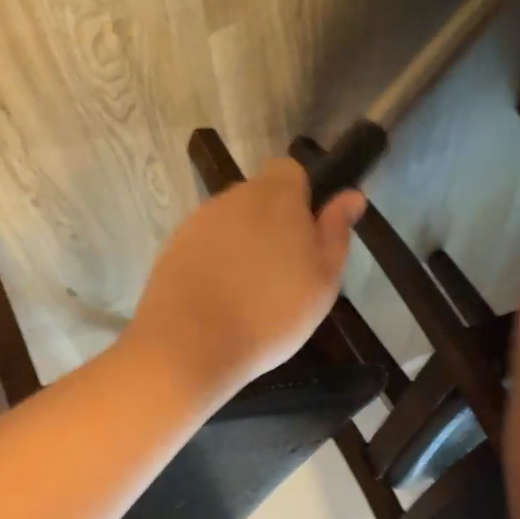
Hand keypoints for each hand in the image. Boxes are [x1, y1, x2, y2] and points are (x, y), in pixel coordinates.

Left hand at [126, 158, 364, 391]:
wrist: (189, 347)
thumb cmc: (270, 314)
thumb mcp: (322, 279)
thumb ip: (335, 232)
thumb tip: (350, 196)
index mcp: (273, 194)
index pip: (289, 171)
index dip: (300, 198)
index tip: (305, 236)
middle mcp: (230, 199)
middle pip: (256, 199)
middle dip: (269, 226)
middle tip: (280, 274)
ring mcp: (194, 225)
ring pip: (227, 226)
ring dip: (239, 248)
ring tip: (246, 295)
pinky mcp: (169, 252)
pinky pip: (201, 250)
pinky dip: (211, 267)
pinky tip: (216, 302)